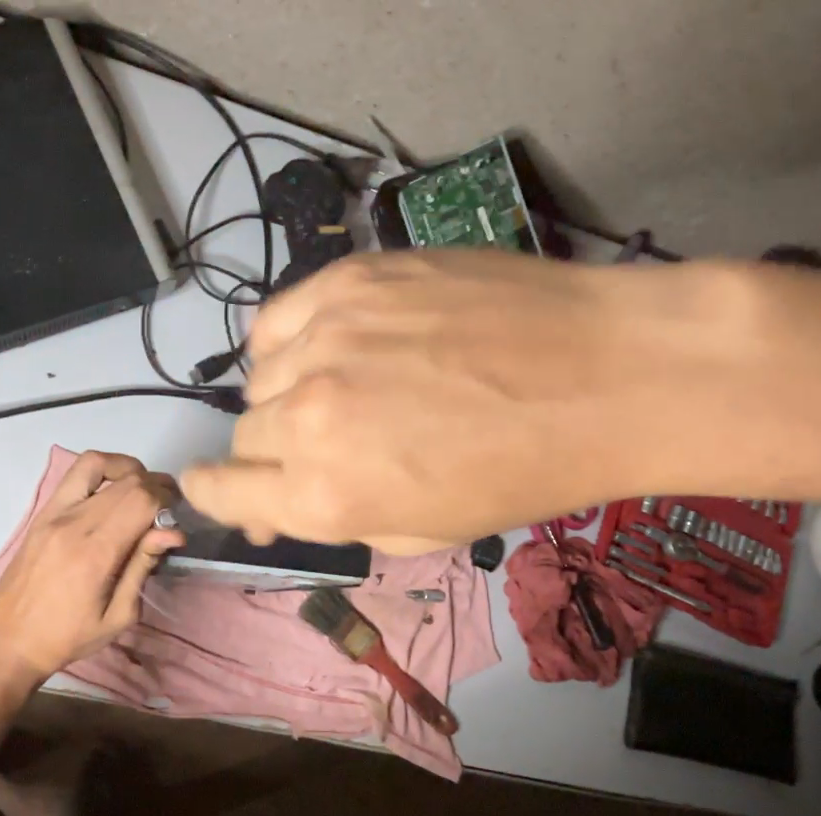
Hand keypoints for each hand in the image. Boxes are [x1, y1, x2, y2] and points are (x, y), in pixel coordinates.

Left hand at [0, 452, 182, 678]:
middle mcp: (74, 524)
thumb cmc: (68, 637)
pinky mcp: (42, 513)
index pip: (142, 500)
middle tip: (169, 507)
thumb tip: (172, 532)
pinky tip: (114, 491)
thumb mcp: (118, 616)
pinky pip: (74, 475)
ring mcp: (54, 513)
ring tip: (142, 491)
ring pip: (98, 464)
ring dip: (129, 470)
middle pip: (127, 481)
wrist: (10, 640)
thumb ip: (143, 567)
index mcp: (96, 553)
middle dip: (157, 486)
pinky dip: (101, 471)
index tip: (178, 517)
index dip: (168, 500)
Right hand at [180, 250, 740, 553]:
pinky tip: (332, 347)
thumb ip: (332, 519)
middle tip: (325, 447)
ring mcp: (324, 339)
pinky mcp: (348, 279)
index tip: (232, 488)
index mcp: (323, 494)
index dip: (216, 493)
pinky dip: (291, 342)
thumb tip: (272, 507)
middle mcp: (306, 416)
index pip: (216, 491)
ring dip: (287, 395)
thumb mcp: (419, 530)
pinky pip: (278, 320)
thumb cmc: (521, 472)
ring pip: (259, 377)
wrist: (604, 374)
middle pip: (244, 435)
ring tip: (346, 392)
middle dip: (272, 452)